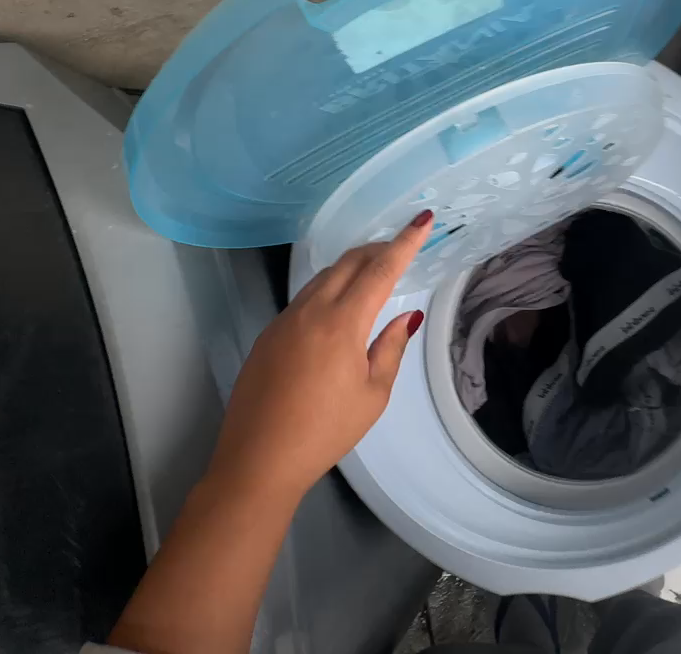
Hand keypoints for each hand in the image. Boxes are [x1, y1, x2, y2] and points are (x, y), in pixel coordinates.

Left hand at [208, 210, 433, 498]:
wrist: (257, 461)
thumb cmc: (325, 431)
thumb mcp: (373, 394)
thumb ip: (391, 348)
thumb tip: (405, 317)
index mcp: (342, 322)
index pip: (381, 269)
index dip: (405, 242)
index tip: (423, 219)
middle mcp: (311, 310)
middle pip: (349, 262)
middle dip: (378, 249)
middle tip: (401, 248)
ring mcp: (285, 320)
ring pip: (324, 276)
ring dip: (352, 267)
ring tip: (373, 275)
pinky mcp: (269, 334)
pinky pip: (305, 297)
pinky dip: (329, 289)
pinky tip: (338, 311)